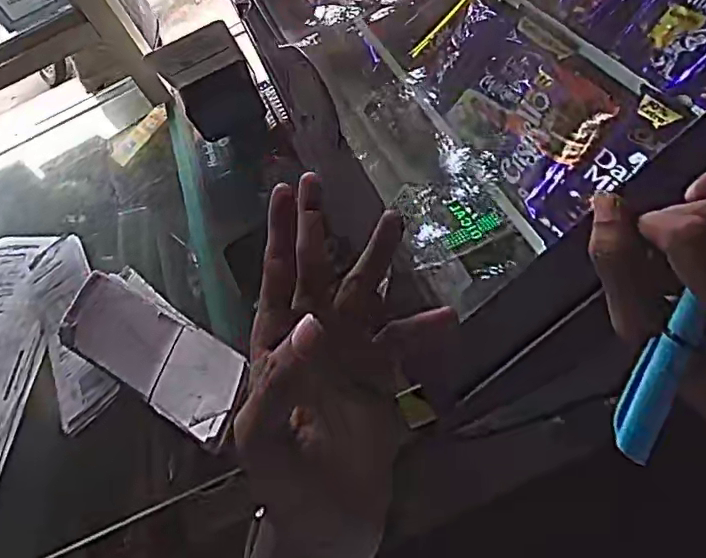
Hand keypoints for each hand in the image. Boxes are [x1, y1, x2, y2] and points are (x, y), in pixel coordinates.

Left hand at [235, 174, 454, 557]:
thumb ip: (281, 378)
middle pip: (316, 269)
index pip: (276, 276)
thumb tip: (311, 322)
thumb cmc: (280, 476)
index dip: (280, 233)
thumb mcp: (261, 434)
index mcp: (276, 340)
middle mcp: (312, 333)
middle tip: (319, 182)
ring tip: (392, 221)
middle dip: (317, 225)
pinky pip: (404, 346)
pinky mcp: (381, 376)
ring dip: (376, 258)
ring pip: (363, 292)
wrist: (325, 523)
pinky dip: (423, 332)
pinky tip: (444, 320)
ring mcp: (349, 350)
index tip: (285, 192)